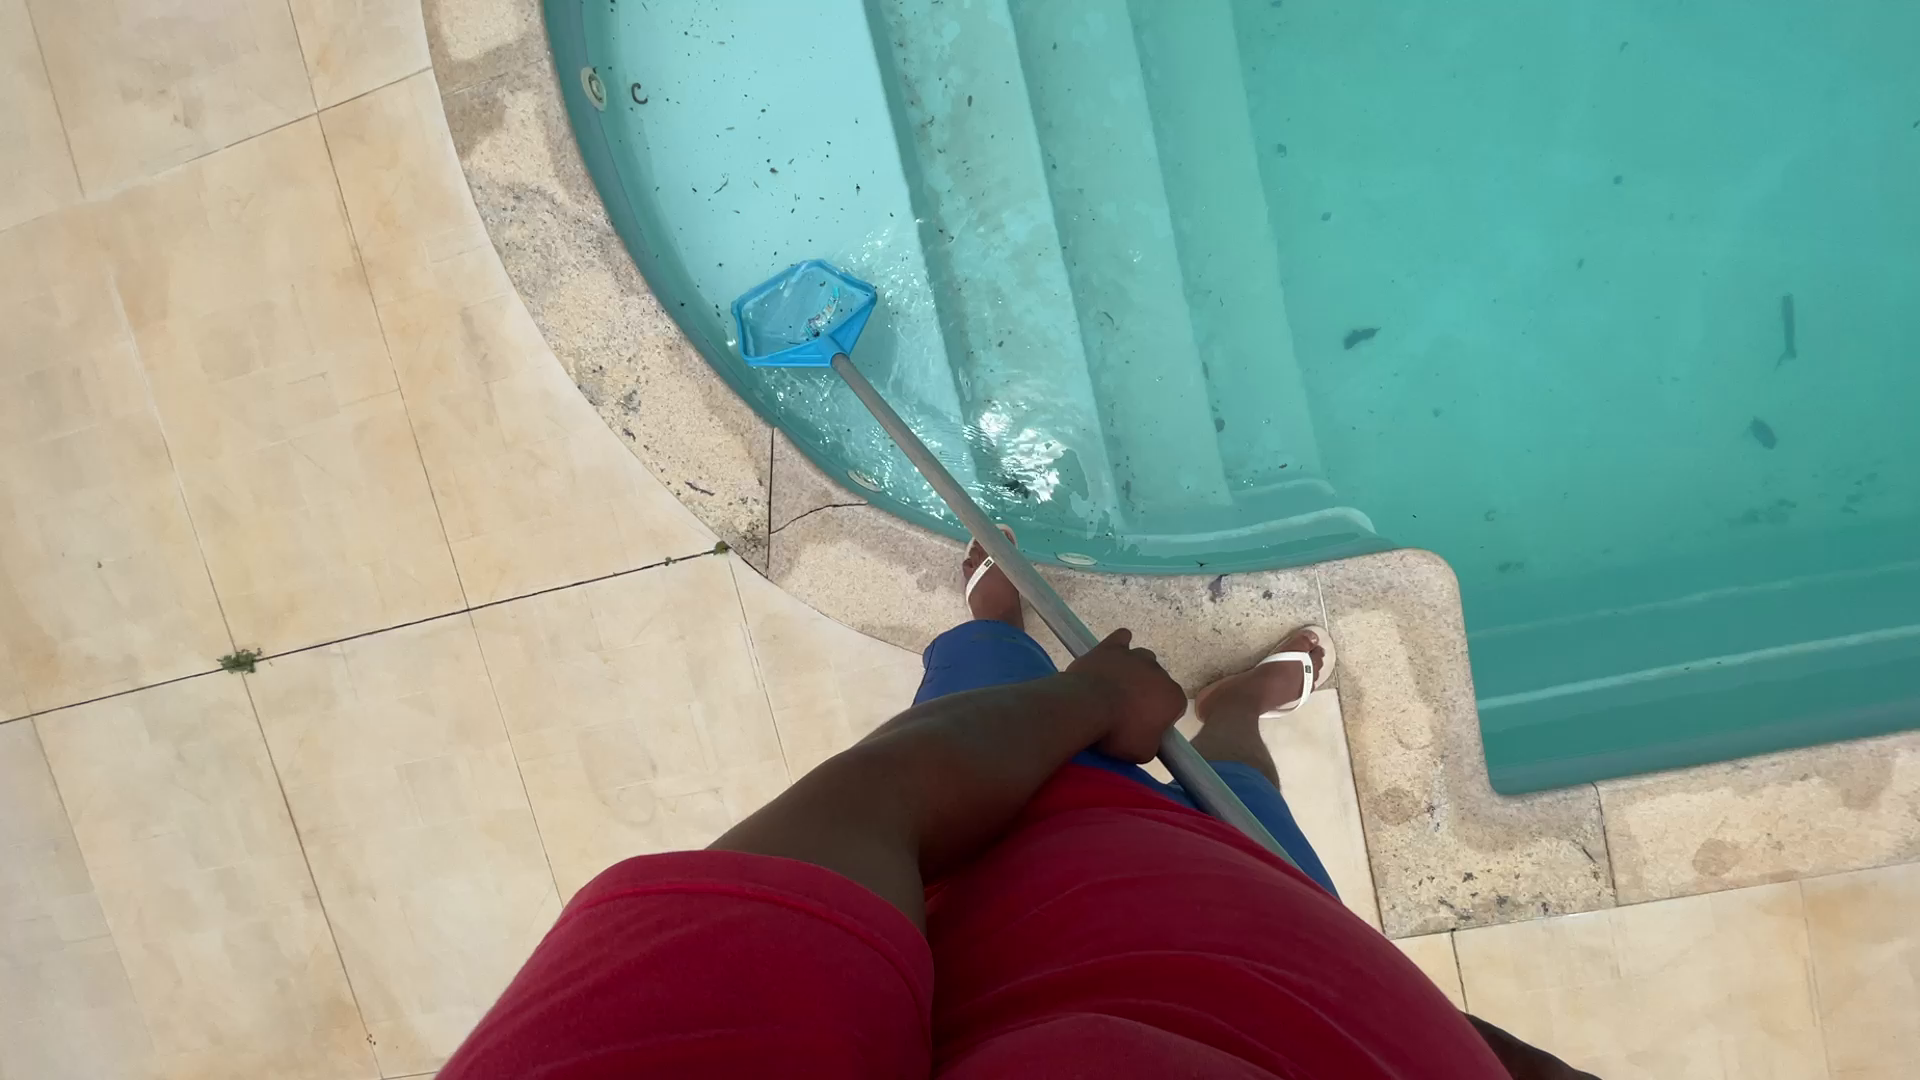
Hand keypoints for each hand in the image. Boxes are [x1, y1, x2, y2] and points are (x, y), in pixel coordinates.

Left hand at [1065, 629, 1187, 761]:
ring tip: (1117, 685)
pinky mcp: (1111, 648)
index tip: (1145, 726)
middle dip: (1146, 693)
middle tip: (1127, 709)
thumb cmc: (1117, 733)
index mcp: (1172, 696)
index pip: (1174, 705)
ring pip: (1142, 659)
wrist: (1086, 708)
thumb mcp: (1144, 752)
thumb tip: (1150, 737)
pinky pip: (1121, 638)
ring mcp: (1134, 656)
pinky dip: (1120, 643)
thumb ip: (1153, 742)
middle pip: (1156, 681)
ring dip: (1134, 670)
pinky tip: (1115, 649)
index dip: (1160, 716)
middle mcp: (1158, 672)